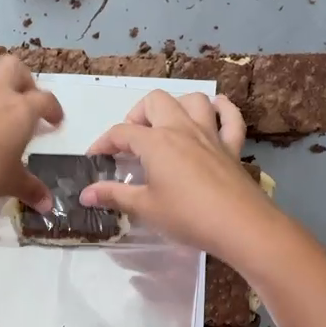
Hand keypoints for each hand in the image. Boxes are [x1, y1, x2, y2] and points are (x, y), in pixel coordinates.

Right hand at [79, 90, 270, 254]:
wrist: (240, 226)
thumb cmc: (187, 216)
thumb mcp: (144, 208)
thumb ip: (114, 195)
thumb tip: (85, 193)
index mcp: (156, 142)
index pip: (121, 132)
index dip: (103, 143)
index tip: (95, 158)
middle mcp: (181, 129)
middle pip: (155, 102)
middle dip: (137, 115)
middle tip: (132, 141)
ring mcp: (210, 134)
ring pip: (192, 100)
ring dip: (176, 106)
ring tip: (166, 125)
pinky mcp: (232, 146)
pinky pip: (230, 117)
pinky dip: (222, 109)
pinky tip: (214, 111)